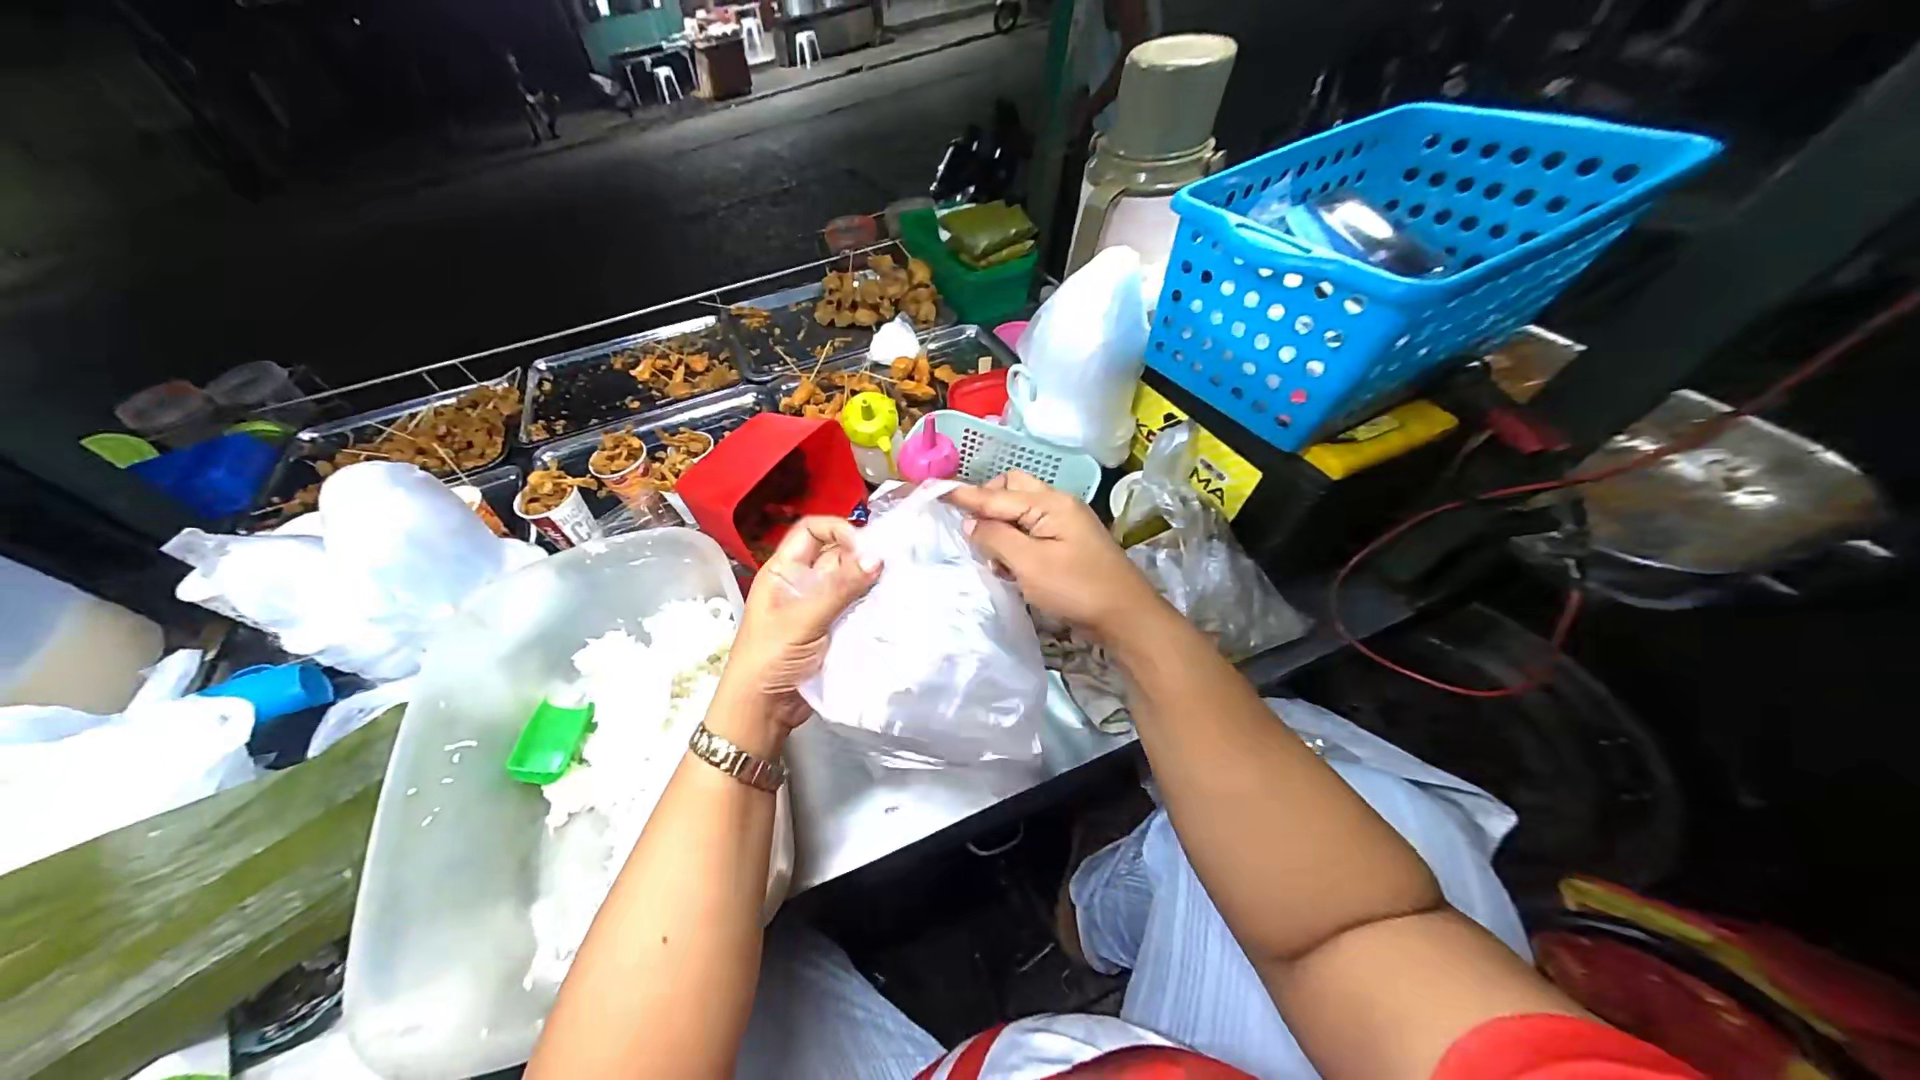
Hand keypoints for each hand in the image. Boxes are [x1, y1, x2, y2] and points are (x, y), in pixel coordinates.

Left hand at [714, 517, 879, 745]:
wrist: (763, 711)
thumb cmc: (770, 659)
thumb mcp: (802, 620)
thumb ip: (839, 588)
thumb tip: (877, 557)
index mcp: (783, 570)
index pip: (811, 531)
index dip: (837, 529)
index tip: (865, 546)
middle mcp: (803, 582)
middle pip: (836, 553)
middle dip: (862, 555)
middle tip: (892, 564)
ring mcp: (820, 606)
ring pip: (851, 580)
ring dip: (871, 581)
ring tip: (897, 582)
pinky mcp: (835, 628)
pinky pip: (857, 606)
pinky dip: (873, 603)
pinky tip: (891, 604)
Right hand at [944, 471, 1162, 637]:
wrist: (1125, 616)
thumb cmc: (1076, 588)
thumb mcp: (1029, 564)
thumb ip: (996, 538)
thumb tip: (970, 521)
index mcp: (1050, 503)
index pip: (996, 495)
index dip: (964, 494)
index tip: (935, 491)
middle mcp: (1058, 504)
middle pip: (1012, 489)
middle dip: (986, 502)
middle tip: (969, 527)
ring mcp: (1065, 523)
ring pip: (1021, 509)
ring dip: (1000, 523)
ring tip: (989, 552)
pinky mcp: (1068, 542)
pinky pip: (1032, 528)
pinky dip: (1015, 538)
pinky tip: (1008, 563)